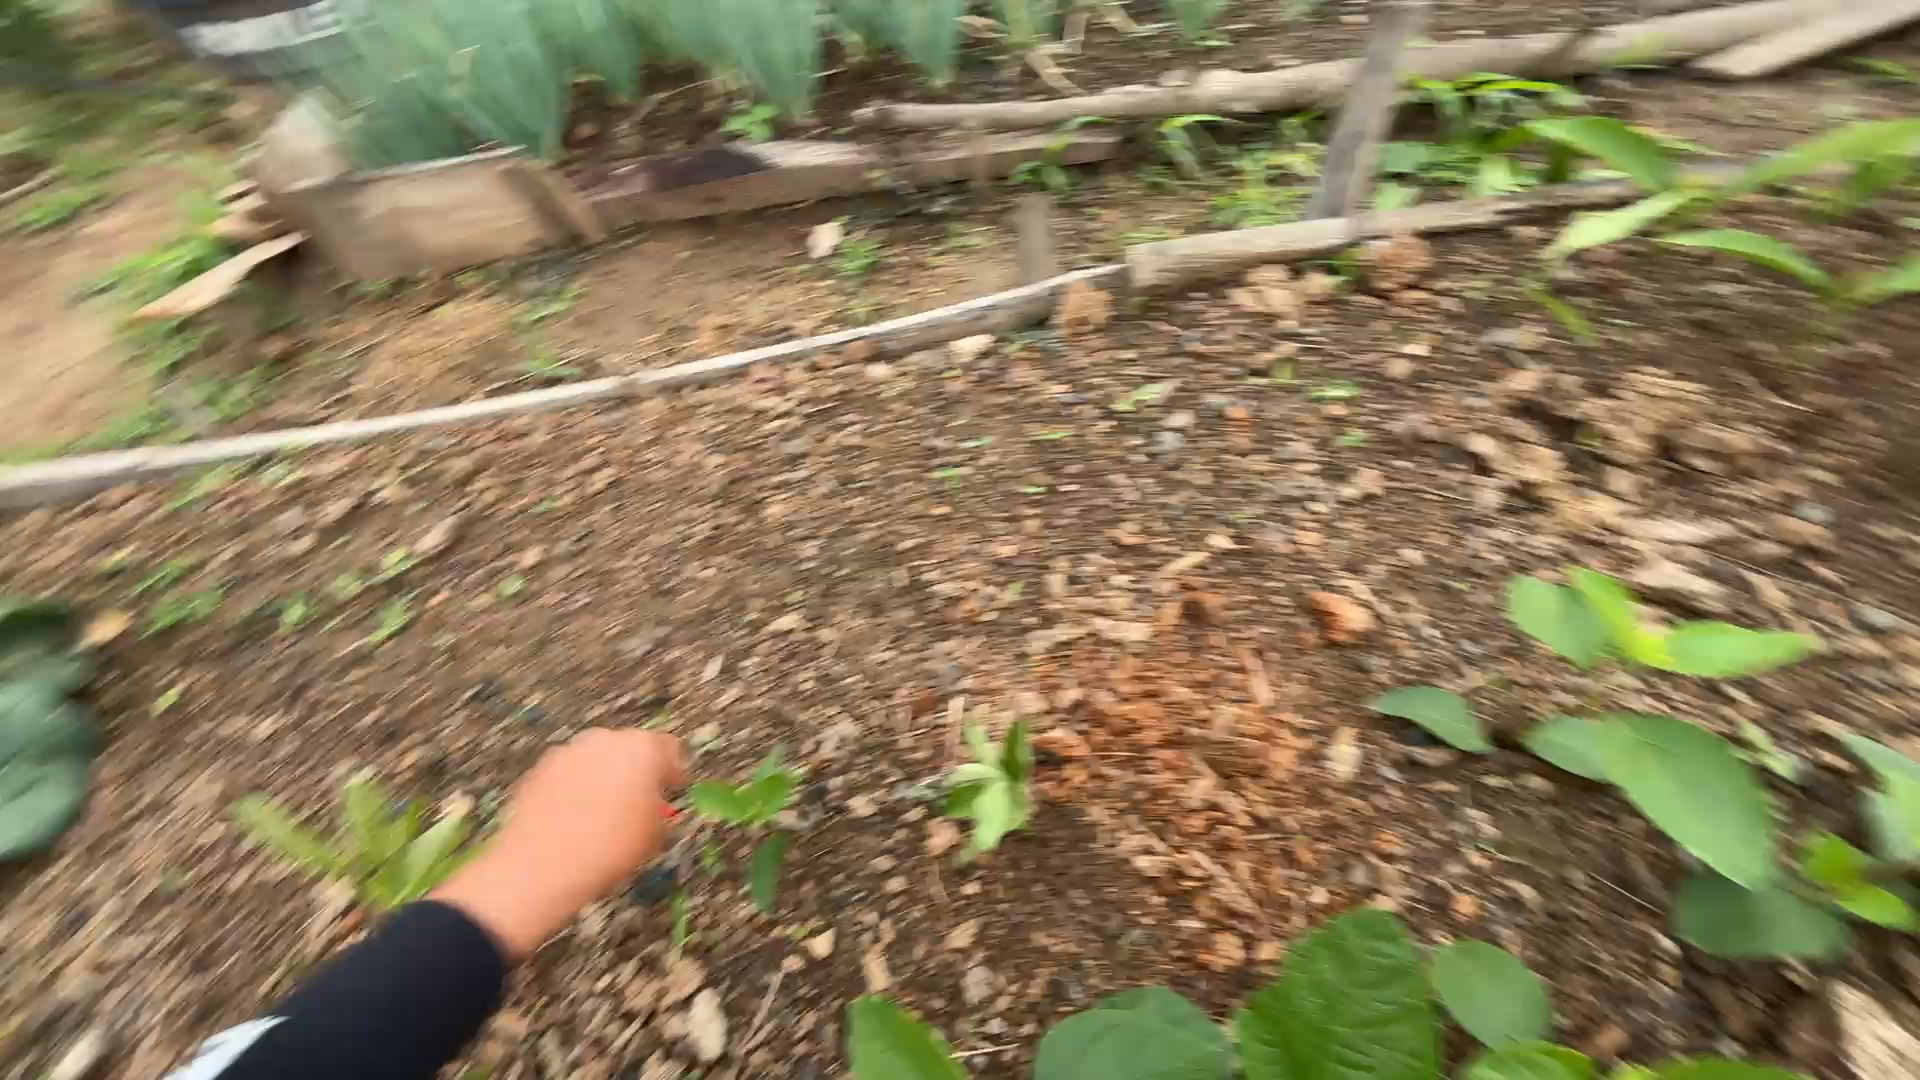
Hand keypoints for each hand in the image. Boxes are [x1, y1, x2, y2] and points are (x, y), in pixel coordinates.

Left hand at [432, 729, 685, 961]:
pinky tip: (574, 816)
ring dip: (605, 776)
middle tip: (638, 800)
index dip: (674, 771)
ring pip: (597, 758)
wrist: (539, 868)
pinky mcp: (540, 769)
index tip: (673, 789)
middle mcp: (607, 739)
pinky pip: (569, 773)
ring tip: (602, 810)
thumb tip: (653, 805)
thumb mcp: (656, 834)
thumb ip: (660, 808)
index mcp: (644, 748)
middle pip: (631, 748)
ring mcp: (570, 751)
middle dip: (637, 770)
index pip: (670, 748)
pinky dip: (575, 787)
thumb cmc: (611, 848)